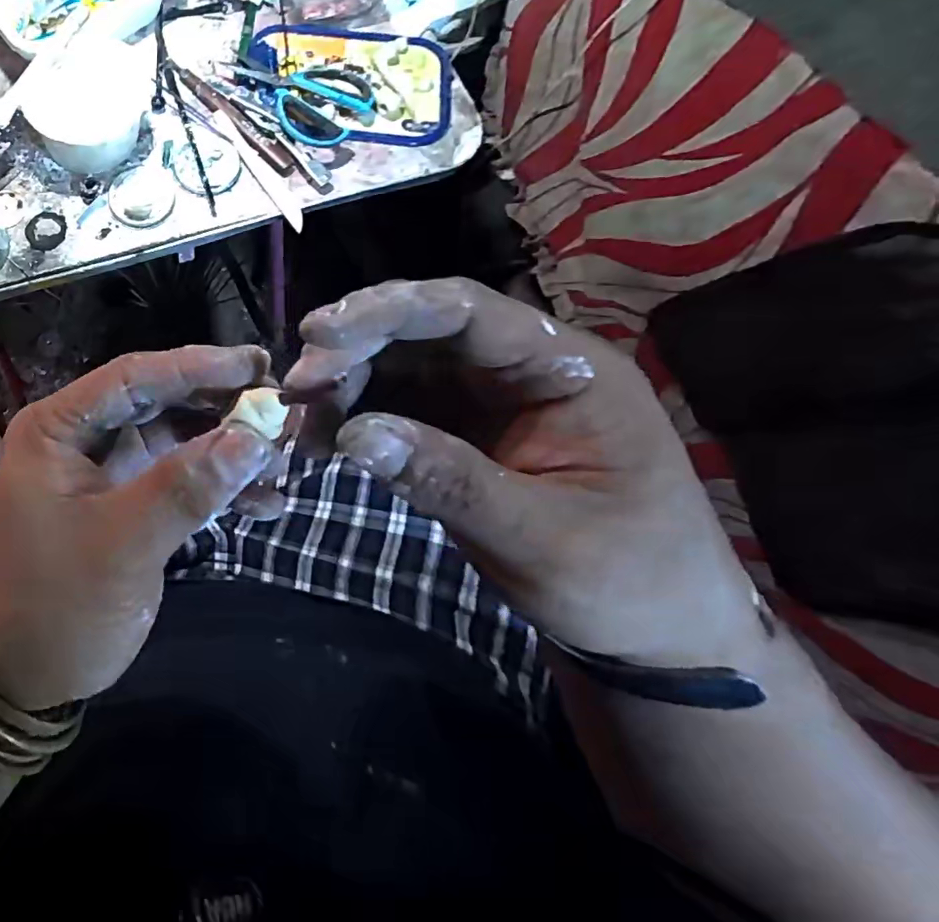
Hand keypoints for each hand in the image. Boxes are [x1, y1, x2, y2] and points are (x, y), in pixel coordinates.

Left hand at [0, 346, 277, 708]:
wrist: (19, 672)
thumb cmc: (56, 602)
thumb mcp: (121, 543)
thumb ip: (184, 486)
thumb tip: (254, 436)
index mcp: (56, 429)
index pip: (131, 378)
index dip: (196, 367)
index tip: (260, 365)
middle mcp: (75, 439)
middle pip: (156, 404)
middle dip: (219, 409)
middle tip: (287, 413)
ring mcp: (99, 474)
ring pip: (171, 443)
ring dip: (226, 451)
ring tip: (288, 465)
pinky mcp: (119, 509)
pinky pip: (173, 482)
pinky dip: (214, 488)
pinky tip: (264, 503)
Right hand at [283, 279, 763, 665]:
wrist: (652, 634)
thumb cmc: (624, 582)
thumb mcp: (536, 536)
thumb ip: (446, 479)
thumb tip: (352, 434)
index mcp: (566, 371)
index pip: (466, 313)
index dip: (387, 312)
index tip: (316, 333)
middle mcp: (517, 370)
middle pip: (417, 332)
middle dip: (349, 351)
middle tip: (294, 390)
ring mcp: (481, 399)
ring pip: (392, 365)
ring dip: (339, 386)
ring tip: (298, 424)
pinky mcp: (452, 429)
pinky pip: (386, 406)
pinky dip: (346, 418)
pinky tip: (316, 442)